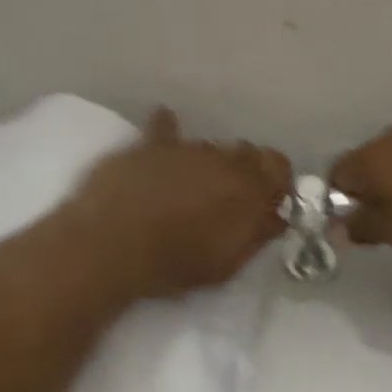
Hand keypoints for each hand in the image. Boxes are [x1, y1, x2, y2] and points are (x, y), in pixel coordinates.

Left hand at [59, 108, 289, 297]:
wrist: (112, 245)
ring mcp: (185, 147)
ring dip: (209, 162)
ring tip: (192, 187)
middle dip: (245, 171)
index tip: (268, 203)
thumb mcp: (226, 265)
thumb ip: (256, 237)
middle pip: (247, 152)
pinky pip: (165, 126)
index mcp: (248, 188)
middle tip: (231, 199)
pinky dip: (169, 132)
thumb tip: (276, 218)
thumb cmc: (175, 263)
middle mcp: (222, 158)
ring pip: (210, 145)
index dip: (277, 182)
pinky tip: (164, 139)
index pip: (279, 166)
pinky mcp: (149, 144)